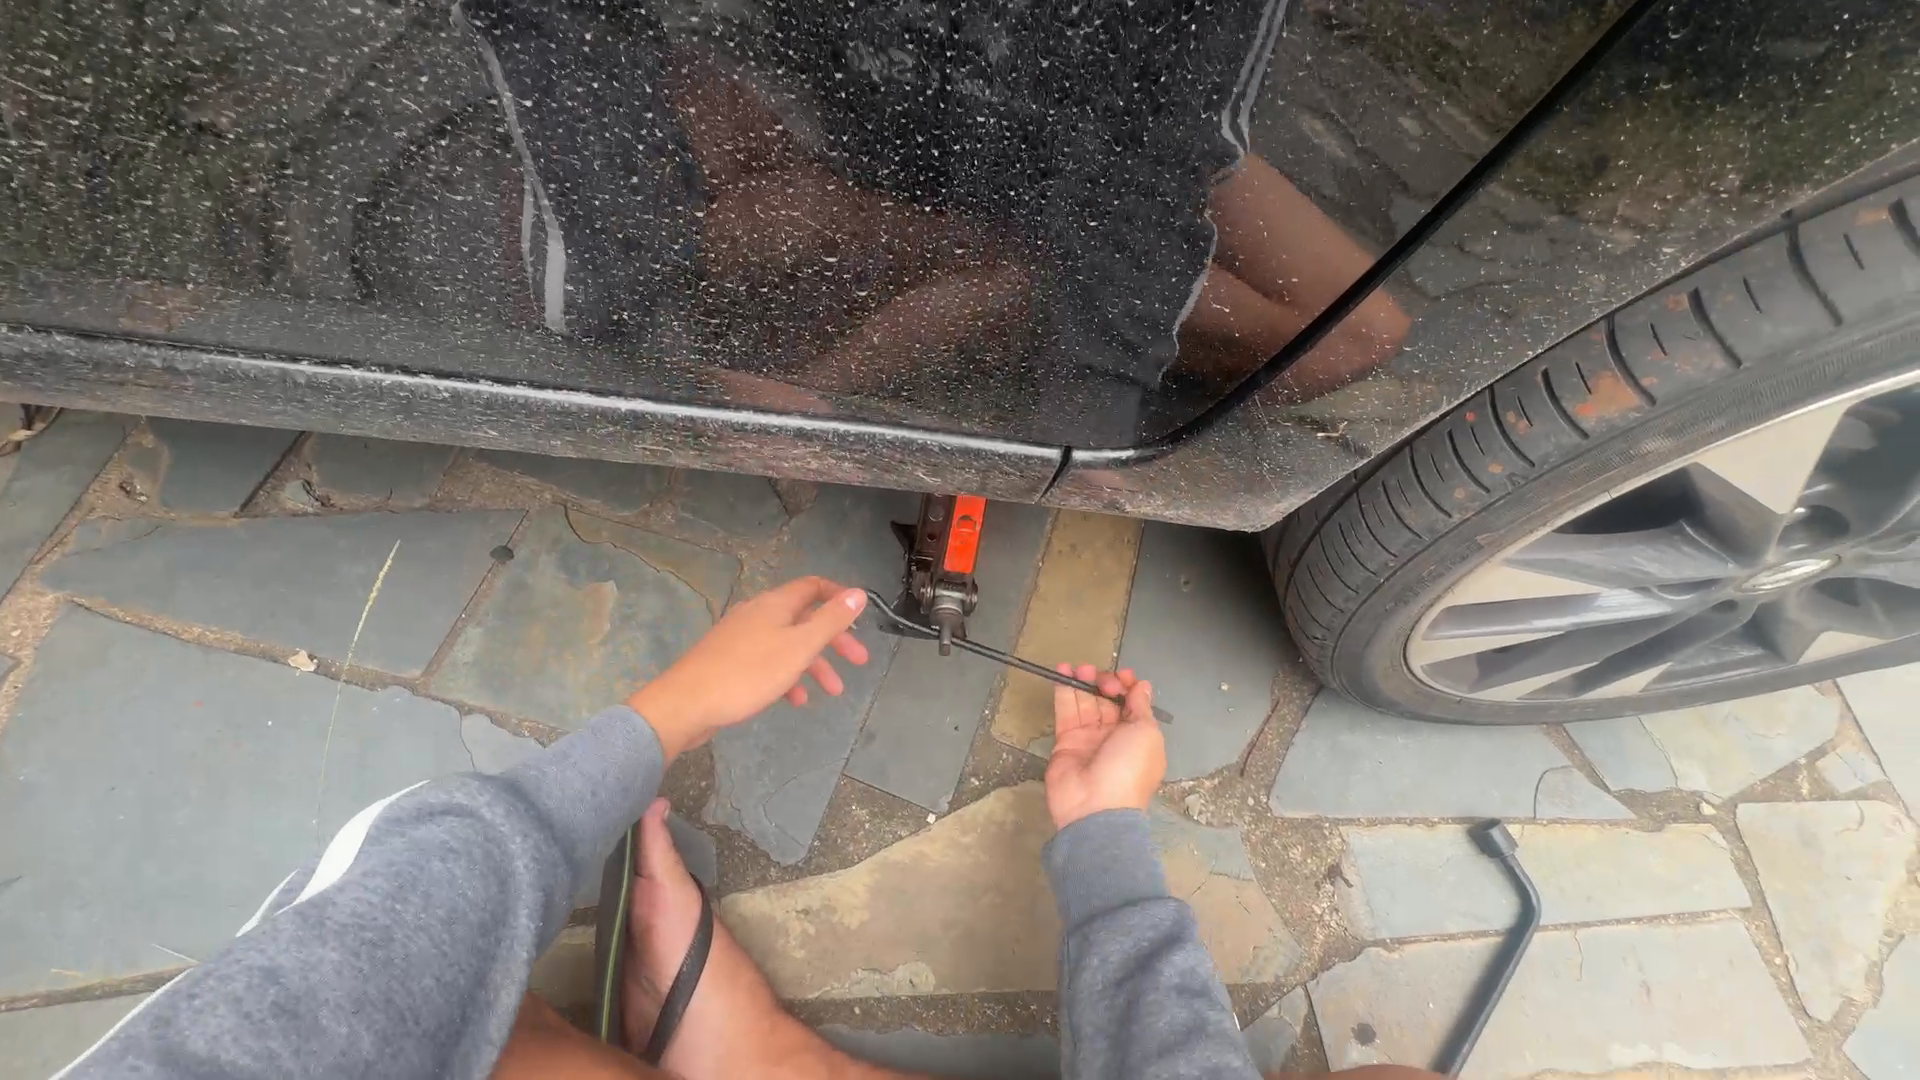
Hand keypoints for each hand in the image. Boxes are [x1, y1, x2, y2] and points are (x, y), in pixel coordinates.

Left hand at [628, 577, 869, 758]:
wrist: (686, 703)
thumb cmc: (749, 673)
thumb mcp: (799, 646)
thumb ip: (831, 620)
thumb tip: (858, 593)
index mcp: (776, 604)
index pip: (814, 587)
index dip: (840, 597)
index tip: (860, 619)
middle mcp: (758, 613)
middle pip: (805, 618)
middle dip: (834, 639)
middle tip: (858, 661)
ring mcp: (741, 636)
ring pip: (788, 643)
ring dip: (814, 664)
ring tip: (833, 691)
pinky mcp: (729, 660)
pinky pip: (769, 661)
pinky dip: (787, 675)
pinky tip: (794, 699)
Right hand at [1043, 665, 1164, 828]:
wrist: (1095, 806)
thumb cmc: (1129, 767)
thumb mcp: (1146, 733)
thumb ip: (1141, 706)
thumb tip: (1143, 686)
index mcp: (1139, 735)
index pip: (1133, 703)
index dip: (1128, 686)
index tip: (1122, 676)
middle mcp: (1114, 735)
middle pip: (1108, 700)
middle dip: (1104, 683)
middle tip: (1099, 678)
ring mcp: (1089, 737)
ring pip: (1086, 702)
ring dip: (1083, 682)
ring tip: (1077, 667)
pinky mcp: (1066, 740)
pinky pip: (1066, 711)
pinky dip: (1064, 690)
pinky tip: (1061, 672)